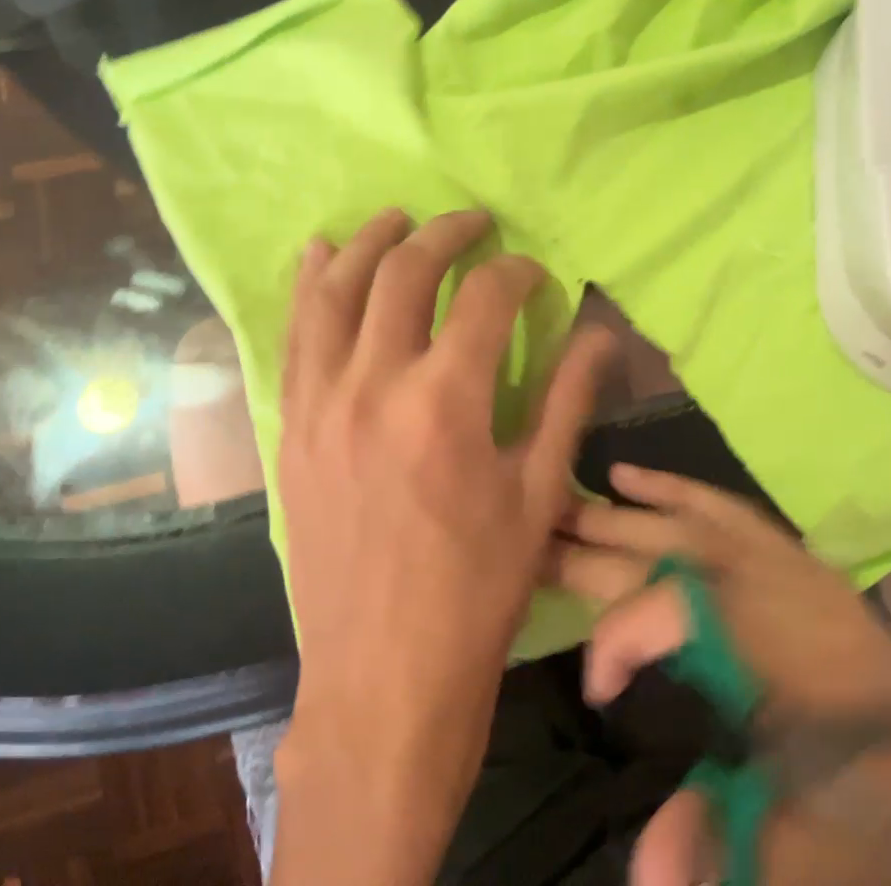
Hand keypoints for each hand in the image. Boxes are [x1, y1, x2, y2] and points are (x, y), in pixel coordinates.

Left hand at [278, 207, 613, 752]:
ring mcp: (321, 405)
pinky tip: (316, 257)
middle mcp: (374, 386)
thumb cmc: (478, 588)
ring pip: (334, 293)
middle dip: (443, 235)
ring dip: (367, 244)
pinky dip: (307, 288)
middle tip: (471, 222)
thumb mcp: (539, 495)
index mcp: (447, 402)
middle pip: (403, 275)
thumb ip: (566, 401)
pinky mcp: (291, 430)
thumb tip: (599, 333)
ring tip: (396, 219)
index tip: (535, 274)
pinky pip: (294, 339)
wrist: (385, 670)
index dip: (516, 272)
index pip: (484, 298)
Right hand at [555, 465, 890, 884]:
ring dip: (629, 511)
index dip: (620, 636)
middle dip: (596, 545)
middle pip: (671, 548)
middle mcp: (782, 592)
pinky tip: (641, 479)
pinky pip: (734, 513)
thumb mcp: (790, 839)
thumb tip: (645, 866)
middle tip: (532, 539)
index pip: (676, 606)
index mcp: (777, 654)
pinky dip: (684, 492)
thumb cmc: (863, 814)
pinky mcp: (802, 566)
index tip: (598, 691)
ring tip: (570, 498)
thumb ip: (711, 836)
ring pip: (695, 520)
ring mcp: (793, 570)